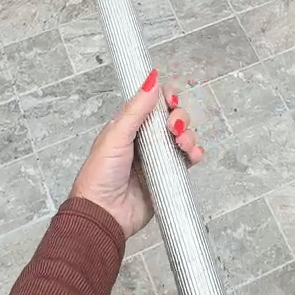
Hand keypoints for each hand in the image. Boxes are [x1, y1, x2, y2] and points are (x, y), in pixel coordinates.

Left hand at [69, 70, 202, 236]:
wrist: (104, 215)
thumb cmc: (100, 175)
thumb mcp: (116, 136)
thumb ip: (136, 109)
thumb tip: (152, 79)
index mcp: (129, 125)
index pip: (153, 102)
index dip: (165, 97)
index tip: (171, 99)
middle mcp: (145, 139)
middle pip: (172, 117)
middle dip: (179, 117)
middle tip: (173, 127)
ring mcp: (158, 157)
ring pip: (182, 136)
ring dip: (188, 134)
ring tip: (182, 143)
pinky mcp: (168, 175)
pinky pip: (187, 159)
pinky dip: (195, 154)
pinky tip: (194, 154)